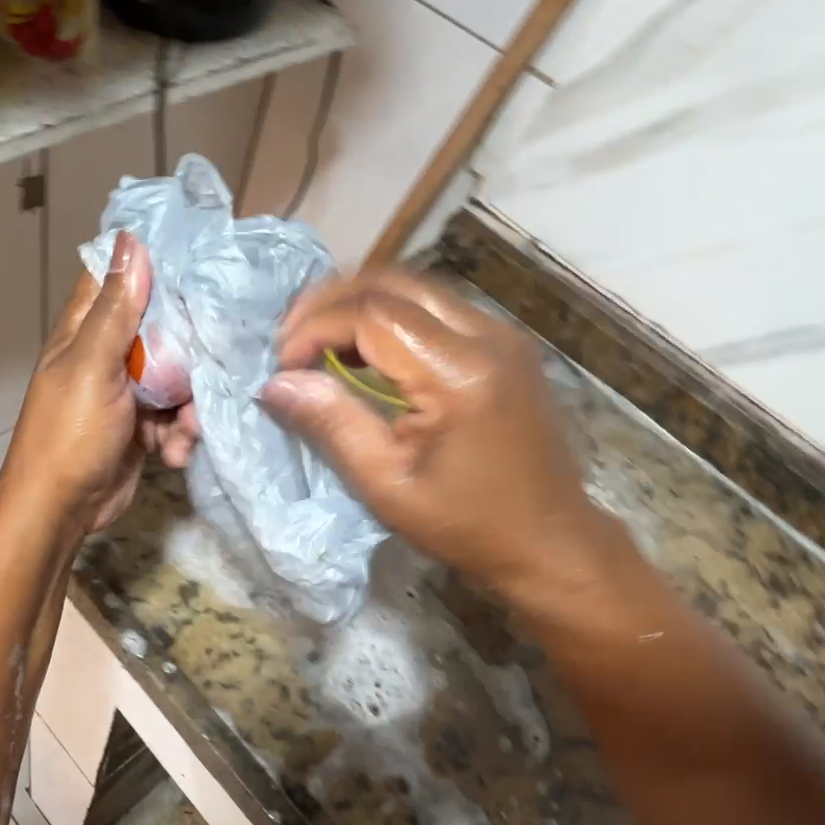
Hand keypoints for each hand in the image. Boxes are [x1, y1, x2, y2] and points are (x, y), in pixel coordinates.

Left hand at [0, 233, 192, 531]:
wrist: (63, 510)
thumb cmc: (70, 433)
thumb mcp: (92, 366)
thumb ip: (115, 309)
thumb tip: (130, 239)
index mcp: (86, 331)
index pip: (118, 279)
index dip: (153, 264)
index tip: (200, 257)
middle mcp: (107, 356)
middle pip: (161, 329)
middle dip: (190, 348)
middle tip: (214, 359)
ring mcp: (127, 394)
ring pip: (178, 378)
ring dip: (189, 405)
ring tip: (187, 428)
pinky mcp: (143, 428)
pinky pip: (176, 418)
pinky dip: (180, 436)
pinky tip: (175, 453)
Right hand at [262, 270, 604, 588]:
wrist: (548, 541)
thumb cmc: (465, 524)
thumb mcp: (386, 484)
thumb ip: (332, 424)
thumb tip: (275, 383)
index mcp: (459, 373)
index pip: (371, 314)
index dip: (315, 329)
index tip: (282, 366)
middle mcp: (487, 336)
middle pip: (393, 283)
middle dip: (330, 302)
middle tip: (289, 340)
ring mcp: (502, 335)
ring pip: (415, 289)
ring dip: (358, 305)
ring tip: (316, 342)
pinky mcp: (504, 345)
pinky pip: (436, 309)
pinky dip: (390, 318)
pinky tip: (362, 351)